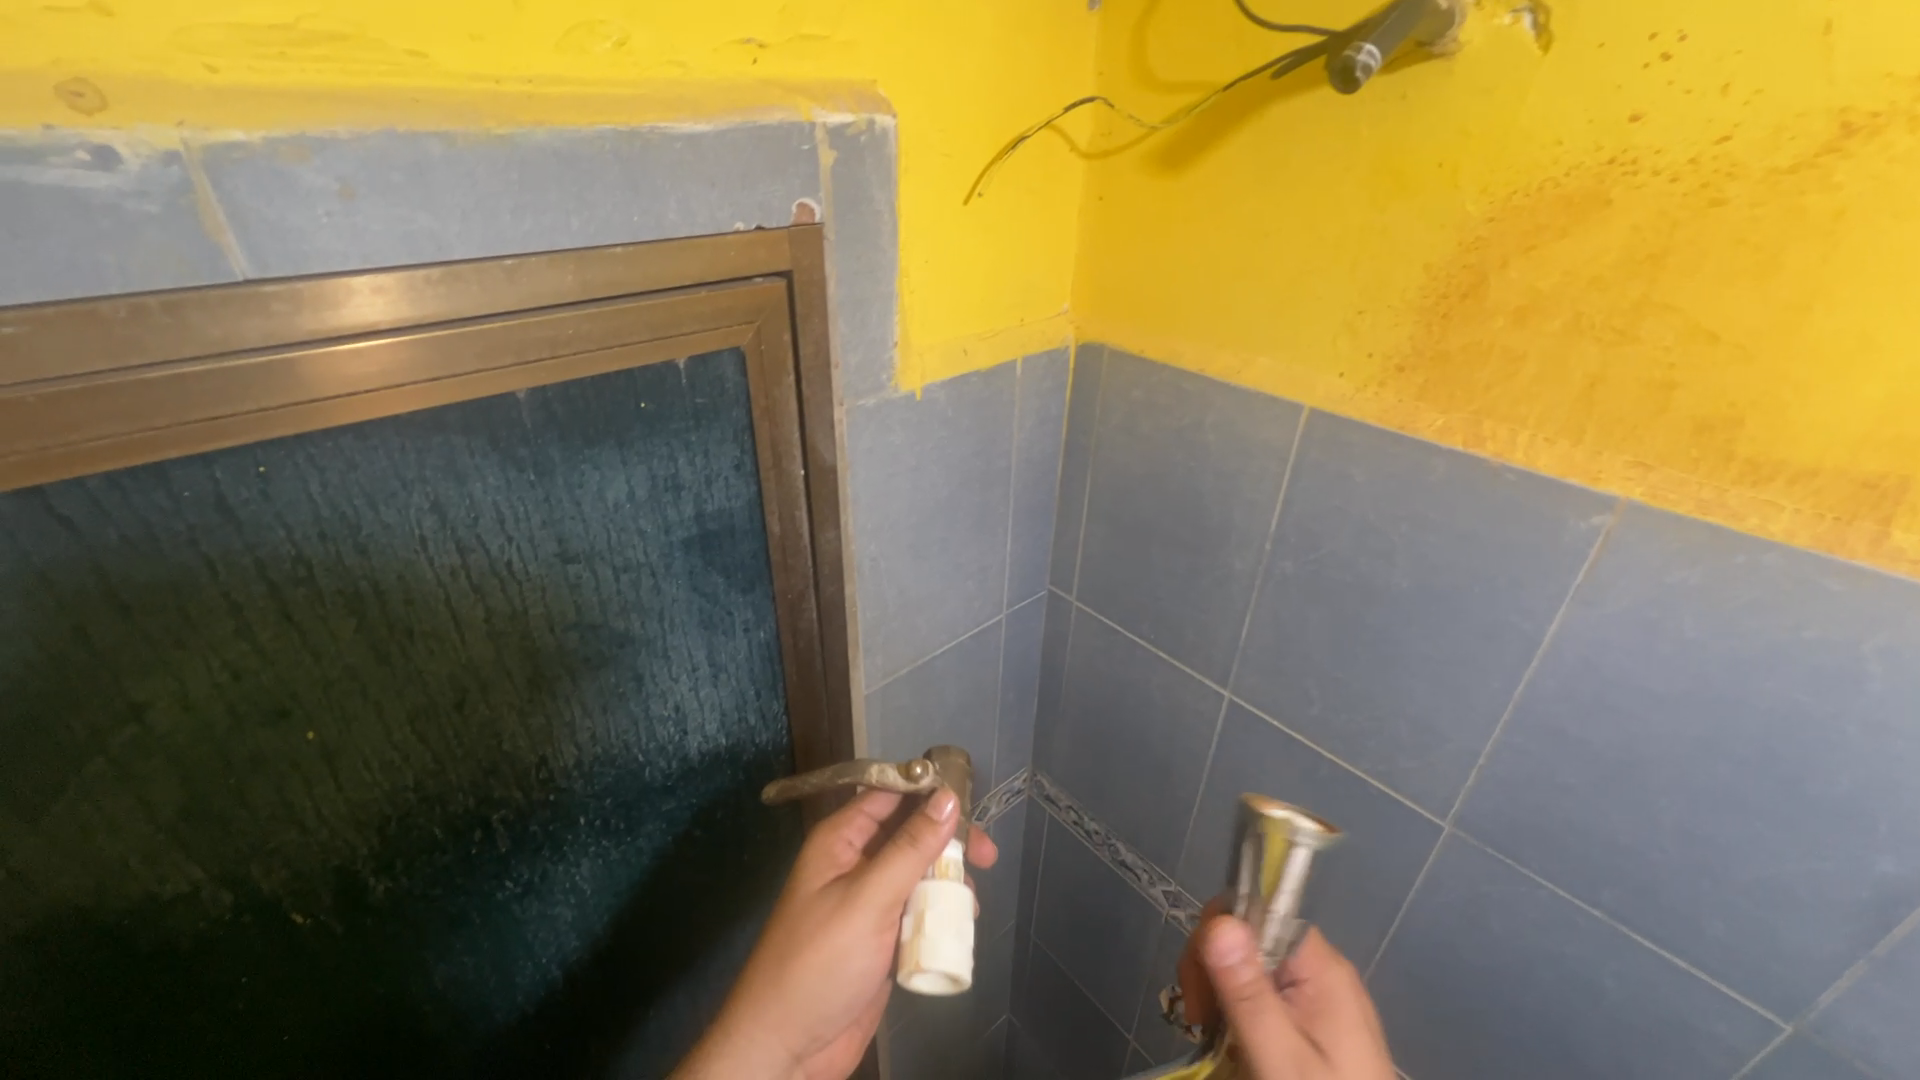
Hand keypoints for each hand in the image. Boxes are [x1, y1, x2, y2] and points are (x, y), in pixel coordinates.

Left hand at [674, 787, 997, 1079]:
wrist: (787, 1048)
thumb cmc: (819, 963)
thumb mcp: (868, 899)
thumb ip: (911, 847)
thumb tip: (949, 797)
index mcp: (841, 840)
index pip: (890, 794)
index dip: (929, 788)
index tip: (972, 795)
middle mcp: (855, 862)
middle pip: (911, 832)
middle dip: (949, 840)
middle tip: (987, 856)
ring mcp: (869, 901)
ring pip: (920, 872)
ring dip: (948, 882)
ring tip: (971, 902)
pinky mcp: (882, 937)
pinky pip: (919, 910)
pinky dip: (940, 914)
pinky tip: (959, 927)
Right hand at [1177, 903, 1395, 1079]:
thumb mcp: (1280, 1059)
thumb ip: (1248, 991)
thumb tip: (1219, 919)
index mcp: (1321, 968)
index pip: (1257, 913)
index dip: (1218, 937)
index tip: (1198, 988)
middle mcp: (1321, 971)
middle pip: (1249, 938)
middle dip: (1212, 969)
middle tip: (1198, 1022)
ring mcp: (1318, 998)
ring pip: (1249, 966)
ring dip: (1219, 992)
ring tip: (1209, 1036)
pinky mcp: (1312, 1023)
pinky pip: (1262, 994)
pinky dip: (1236, 1011)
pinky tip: (1227, 1040)